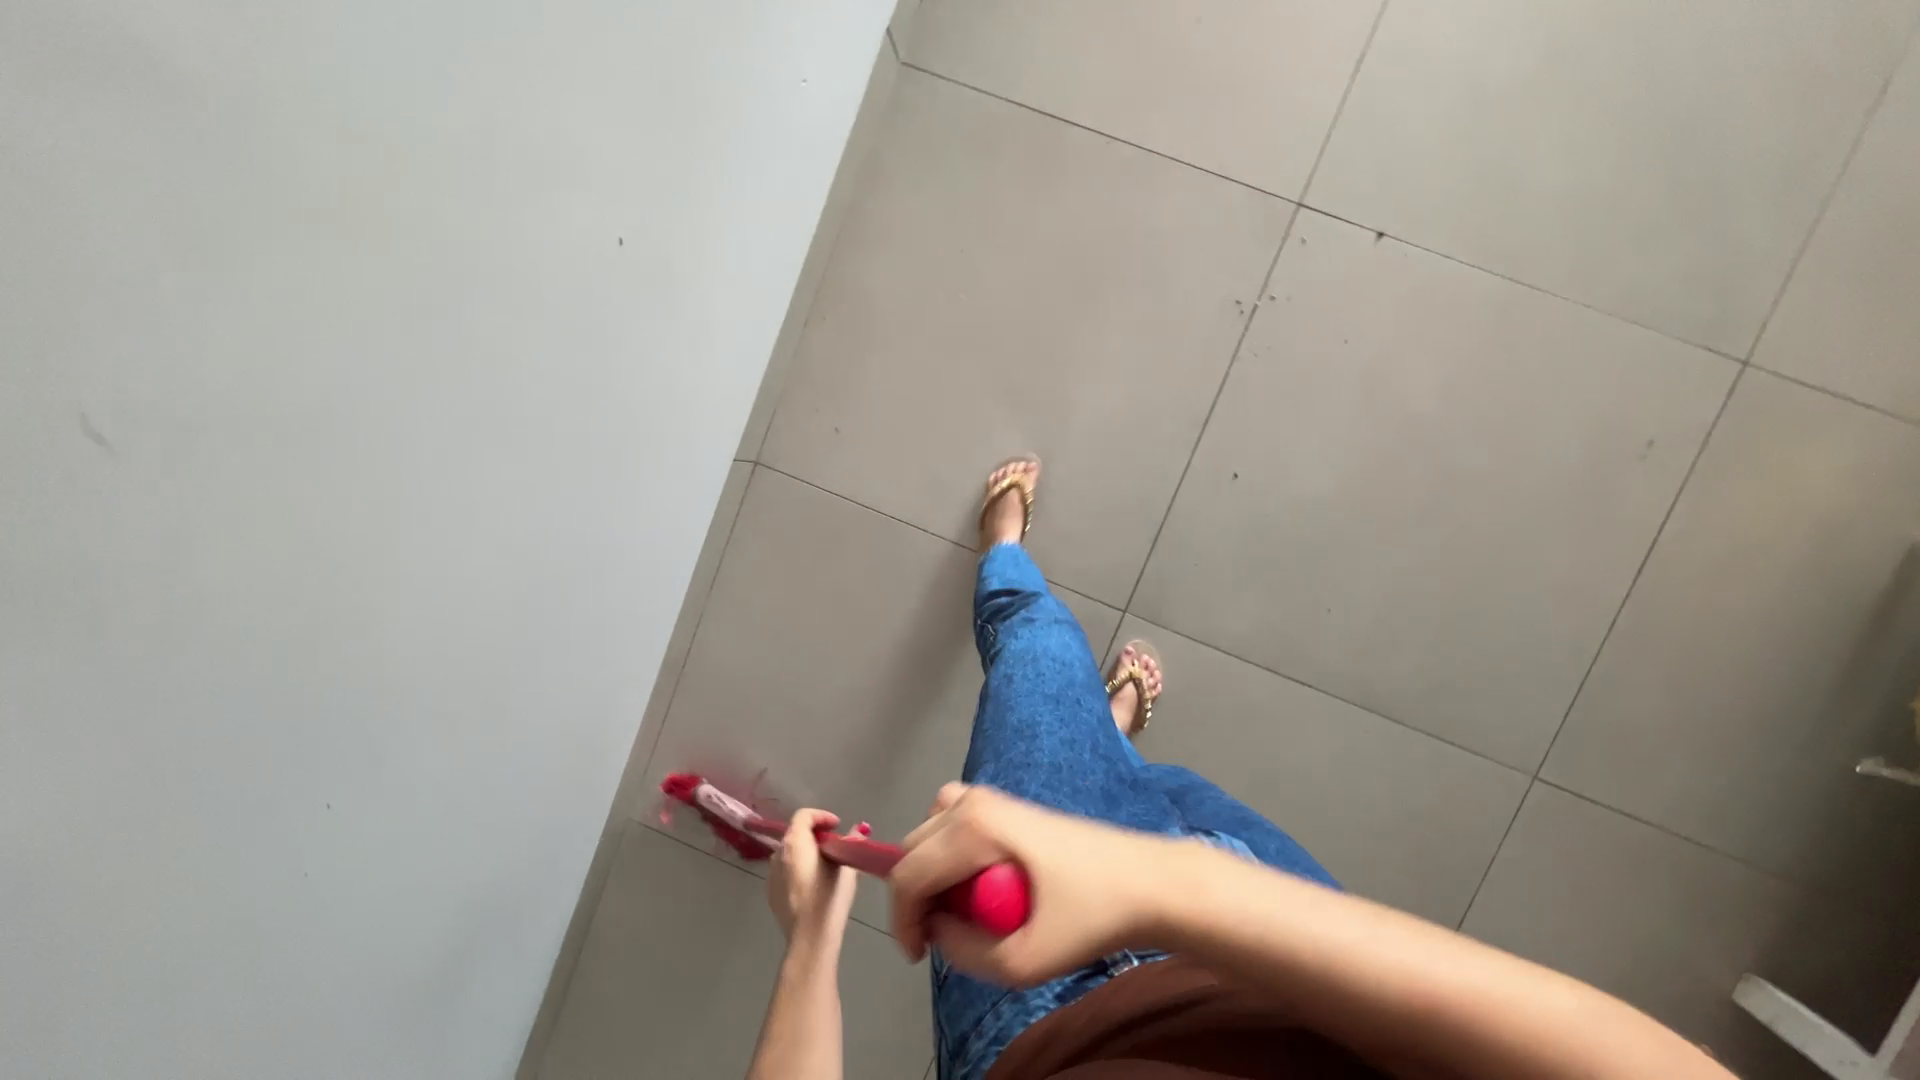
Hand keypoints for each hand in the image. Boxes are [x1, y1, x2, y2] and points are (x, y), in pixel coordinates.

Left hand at [767, 809, 859, 944]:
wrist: (810, 936)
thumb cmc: (830, 896)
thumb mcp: (847, 867)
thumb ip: (851, 844)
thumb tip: (857, 832)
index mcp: (795, 842)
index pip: (804, 815)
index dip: (822, 816)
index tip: (838, 826)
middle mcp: (778, 853)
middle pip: (796, 833)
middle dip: (815, 835)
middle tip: (834, 845)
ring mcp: (771, 874)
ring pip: (790, 853)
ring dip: (806, 852)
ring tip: (824, 865)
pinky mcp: (771, 892)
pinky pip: (785, 872)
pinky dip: (798, 869)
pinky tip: (813, 884)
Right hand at [889, 784, 1188, 986]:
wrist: (1148, 881)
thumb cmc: (1091, 916)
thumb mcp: (1024, 960)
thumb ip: (964, 952)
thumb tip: (937, 931)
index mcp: (974, 828)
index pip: (909, 873)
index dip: (904, 921)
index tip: (921, 958)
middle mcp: (975, 801)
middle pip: (915, 847)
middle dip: (918, 896)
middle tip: (945, 937)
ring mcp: (991, 796)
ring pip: (931, 830)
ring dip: (933, 871)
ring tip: (962, 908)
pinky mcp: (1007, 804)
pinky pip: (954, 822)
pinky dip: (951, 853)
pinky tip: (981, 882)